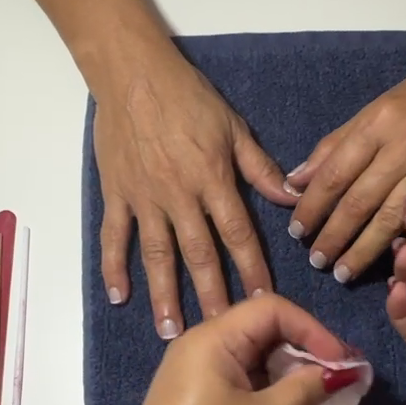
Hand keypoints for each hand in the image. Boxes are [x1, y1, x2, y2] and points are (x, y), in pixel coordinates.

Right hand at [93, 49, 292, 338]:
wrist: (132, 72)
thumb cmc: (188, 97)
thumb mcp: (233, 127)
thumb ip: (260, 168)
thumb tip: (292, 198)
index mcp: (212, 179)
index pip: (237, 232)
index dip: (252, 267)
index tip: (263, 299)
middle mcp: (178, 196)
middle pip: (198, 254)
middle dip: (210, 295)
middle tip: (217, 332)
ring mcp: (144, 198)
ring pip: (156, 254)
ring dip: (164, 294)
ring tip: (170, 330)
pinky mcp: (116, 195)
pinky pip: (114, 236)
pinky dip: (113, 266)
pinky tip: (119, 296)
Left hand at [101, 296, 357, 404]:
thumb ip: (307, 388)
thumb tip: (345, 370)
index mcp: (214, 338)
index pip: (274, 309)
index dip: (314, 330)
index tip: (343, 363)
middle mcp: (201, 344)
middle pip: (264, 327)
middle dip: (307, 348)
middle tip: (340, 379)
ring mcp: (195, 370)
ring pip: (254, 354)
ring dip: (290, 369)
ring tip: (321, 395)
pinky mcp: (195, 394)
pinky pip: (240, 375)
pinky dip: (269, 385)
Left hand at [287, 42, 405, 284]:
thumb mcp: (375, 110)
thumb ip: (336, 146)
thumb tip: (296, 181)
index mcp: (377, 125)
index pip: (335, 173)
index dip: (312, 206)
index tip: (297, 232)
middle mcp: (404, 145)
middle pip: (359, 200)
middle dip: (333, 235)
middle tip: (316, 261)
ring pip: (394, 214)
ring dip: (365, 249)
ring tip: (343, 272)